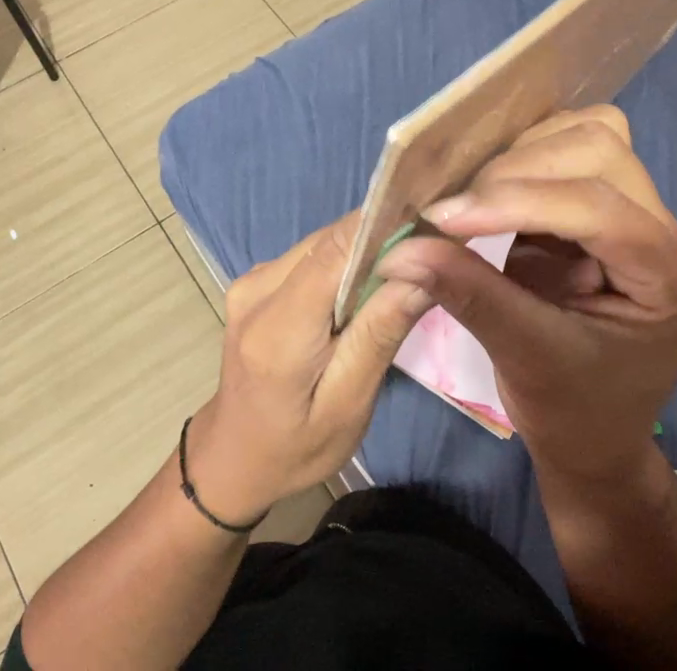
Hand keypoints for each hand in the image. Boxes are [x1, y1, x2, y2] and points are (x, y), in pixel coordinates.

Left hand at [185, 213, 435, 526]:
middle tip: (442, 250)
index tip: (440, 219)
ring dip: (368, 251)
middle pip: (332, 241)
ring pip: (324, 244)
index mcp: (278, 327)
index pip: (336, 248)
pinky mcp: (256, 282)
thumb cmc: (295, 447)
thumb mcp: (348, 405)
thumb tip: (421, 270)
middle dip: (386, 238)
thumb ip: (378, 336)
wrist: (233, 456)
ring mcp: (251, 280)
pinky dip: (346, 264)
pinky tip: (373, 284)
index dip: (387, 223)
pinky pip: (311, 257)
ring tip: (416, 266)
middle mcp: (257, 289)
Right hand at [376, 106, 676, 481]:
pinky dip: (518, 167)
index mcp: (675, 280)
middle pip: (599, 152)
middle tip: (450, 211)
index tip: (442, 217)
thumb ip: (469, 292)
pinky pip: (567, 158)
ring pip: (587, 139)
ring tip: (467, 202)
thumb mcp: (522, 356)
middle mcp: (672, 235)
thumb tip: (399, 249)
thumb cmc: (572, 411)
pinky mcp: (608, 210)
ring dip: (517, 161)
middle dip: (515, 172)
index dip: (517, 202)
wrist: (594, 439)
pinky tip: (483, 197)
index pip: (598, 209)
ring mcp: (643, 216)